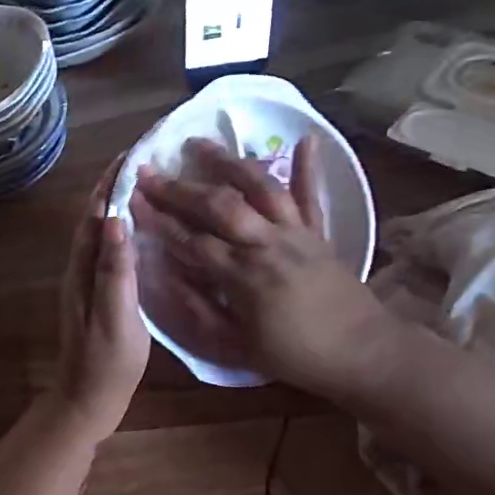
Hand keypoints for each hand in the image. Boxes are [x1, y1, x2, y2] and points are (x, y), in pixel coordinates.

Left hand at [53, 160, 150, 435]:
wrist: (87, 399)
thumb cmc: (106, 363)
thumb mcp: (115, 318)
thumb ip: (114, 271)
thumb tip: (115, 220)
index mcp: (82, 269)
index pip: (95, 213)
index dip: (111, 181)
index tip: (133, 151)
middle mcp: (79, 267)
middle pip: (95, 215)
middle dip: (114, 183)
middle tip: (144, 156)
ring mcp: (86, 279)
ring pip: (101, 229)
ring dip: (118, 201)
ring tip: (146, 180)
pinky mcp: (97, 291)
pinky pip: (109, 247)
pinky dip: (123, 227)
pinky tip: (142, 227)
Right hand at [129, 136, 402, 399]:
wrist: (362, 353)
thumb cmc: (294, 355)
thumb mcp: (237, 346)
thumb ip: (199, 310)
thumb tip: (166, 277)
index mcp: (243, 277)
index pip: (190, 240)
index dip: (158, 220)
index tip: (131, 200)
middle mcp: (267, 245)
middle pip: (218, 206)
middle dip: (179, 188)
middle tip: (149, 171)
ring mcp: (296, 234)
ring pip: (259, 187)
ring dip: (227, 162)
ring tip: (200, 144)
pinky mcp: (319, 233)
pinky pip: (311, 195)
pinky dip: (309, 167)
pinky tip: (306, 139)